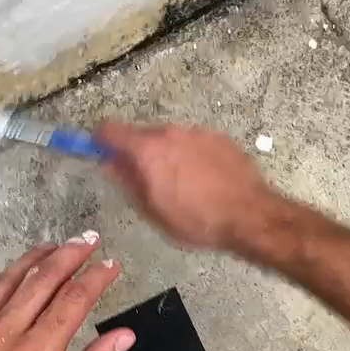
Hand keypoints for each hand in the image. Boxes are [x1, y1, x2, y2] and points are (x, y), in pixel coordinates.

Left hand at [0, 237, 133, 350]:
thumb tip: (123, 335)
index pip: (73, 300)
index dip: (95, 278)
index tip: (111, 264)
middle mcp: (1, 334)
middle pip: (39, 280)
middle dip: (68, 254)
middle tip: (88, 238)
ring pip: (4, 282)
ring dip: (31, 260)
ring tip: (52, 247)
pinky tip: (1, 277)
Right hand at [95, 120, 280, 250]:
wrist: (249, 215)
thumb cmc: (197, 219)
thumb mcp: (152, 210)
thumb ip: (127, 181)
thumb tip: (110, 163)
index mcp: (148, 149)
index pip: (110, 130)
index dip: (100, 141)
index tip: (100, 153)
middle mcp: (171, 132)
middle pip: (142, 135)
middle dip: (138, 154)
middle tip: (145, 181)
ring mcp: (197, 132)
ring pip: (170, 139)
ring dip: (167, 155)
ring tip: (180, 185)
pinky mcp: (219, 137)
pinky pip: (194, 142)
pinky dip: (191, 156)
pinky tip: (203, 180)